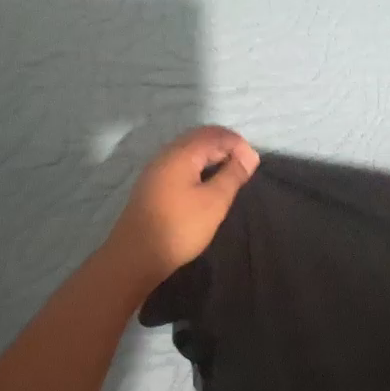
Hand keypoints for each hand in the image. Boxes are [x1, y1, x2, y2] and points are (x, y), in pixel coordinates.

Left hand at [102, 126, 259, 287]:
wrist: (135, 256)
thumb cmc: (179, 227)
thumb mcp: (214, 201)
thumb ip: (233, 175)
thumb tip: (249, 156)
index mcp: (181, 154)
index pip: (215, 135)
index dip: (238, 144)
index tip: (253, 165)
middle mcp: (166, 154)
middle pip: (200, 138)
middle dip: (225, 145)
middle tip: (244, 165)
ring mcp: (156, 169)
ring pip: (189, 150)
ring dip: (212, 155)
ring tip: (229, 172)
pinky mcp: (152, 184)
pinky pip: (180, 162)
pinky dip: (199, 165)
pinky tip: (206, 181)